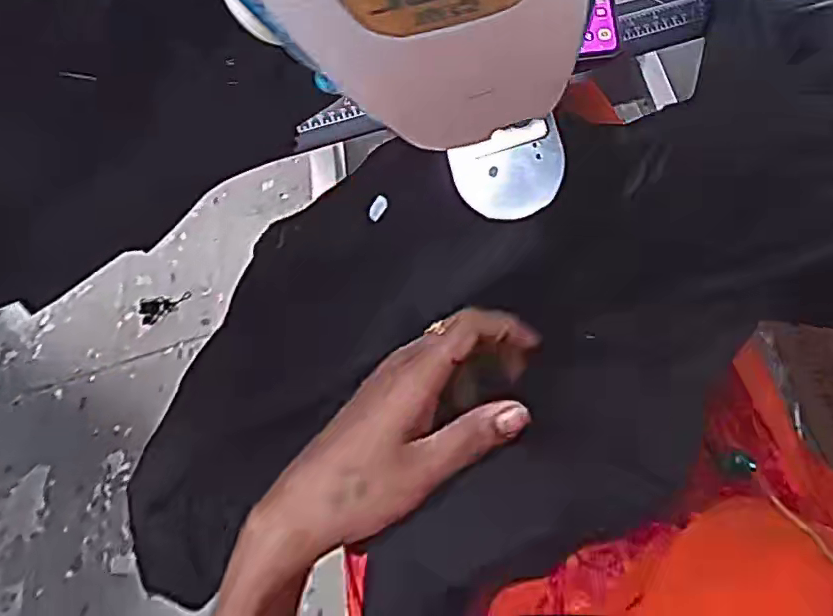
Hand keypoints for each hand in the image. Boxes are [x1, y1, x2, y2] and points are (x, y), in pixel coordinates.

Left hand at [246, 308, 538, 571]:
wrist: (300, 508)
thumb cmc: (354, 490)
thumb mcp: (425, 469)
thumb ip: (474, 435)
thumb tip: (517, 411)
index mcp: (414, 373)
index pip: (467, 325)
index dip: (504, 326)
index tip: (532, 342)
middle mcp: (401, 365)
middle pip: (457, 329)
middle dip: (496, 340)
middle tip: (523, 365)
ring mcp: (388, 376)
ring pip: (443, 345)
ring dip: (477, 356)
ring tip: (501, 384)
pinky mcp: (382, 391)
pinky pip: (428, 362)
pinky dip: (457, 370)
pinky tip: (462, 403)